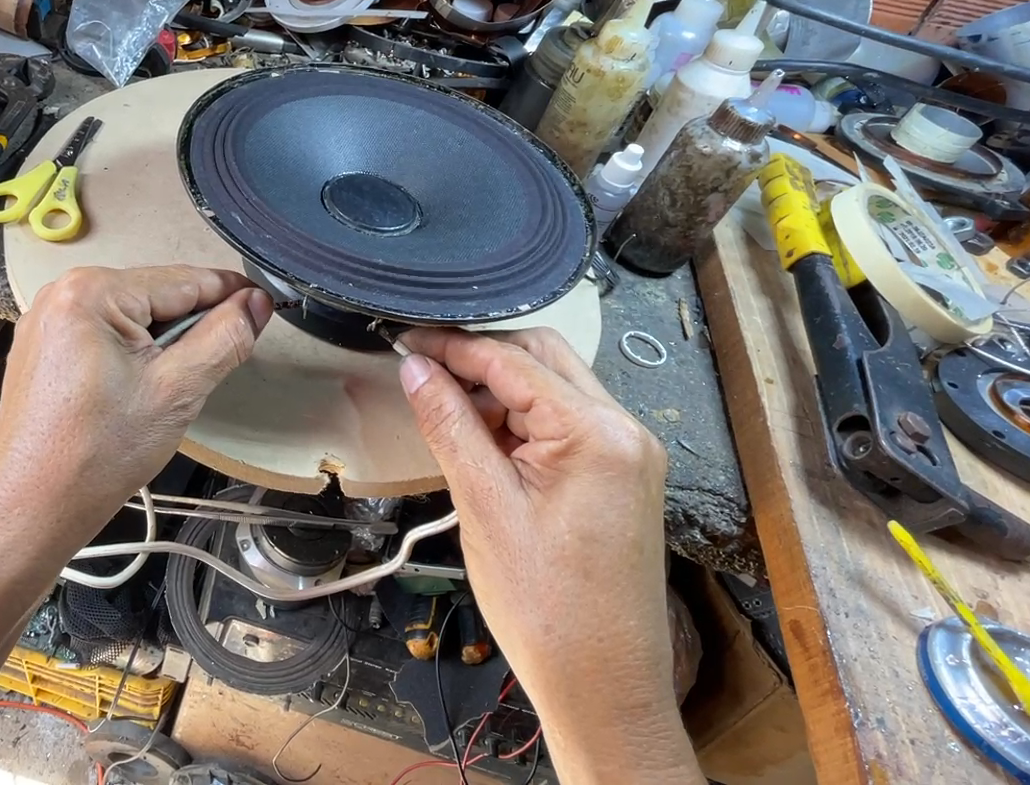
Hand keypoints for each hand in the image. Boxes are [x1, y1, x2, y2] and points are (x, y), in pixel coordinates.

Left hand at [0, 265, 272, 550]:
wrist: (30, 509)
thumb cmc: (98, 454)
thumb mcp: (177, 391)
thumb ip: (223, 338)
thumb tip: (256, 302)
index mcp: (92, 291)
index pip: (183, 279)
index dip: (232, 293)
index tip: (268, 306)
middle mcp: (62, 292)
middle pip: (155, 294)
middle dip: (192, 325)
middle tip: (213, 368)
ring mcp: (46, 320)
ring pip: (131, 315)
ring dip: (163, 342)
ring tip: (169, 388)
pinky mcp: (41, 347)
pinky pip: (103, 332)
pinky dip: (131, 352)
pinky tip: (134, 391)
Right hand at [399, 328, 700, 783]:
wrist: (602, 689)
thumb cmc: (544, 606)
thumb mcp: (483, 505)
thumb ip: (449, 424)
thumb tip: (414, 367)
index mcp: (598, 434)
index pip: (514, 360)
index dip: (451, 345)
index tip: (403, 339)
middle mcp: (624, 431)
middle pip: (542, 358)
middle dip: (478, 356)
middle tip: (420, 365)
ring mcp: (626, 454)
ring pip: (551, 387)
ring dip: (496, 387)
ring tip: (442, 404)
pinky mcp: (616, 476)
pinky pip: (560, 422)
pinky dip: (516, 418)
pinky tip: (477, 433)